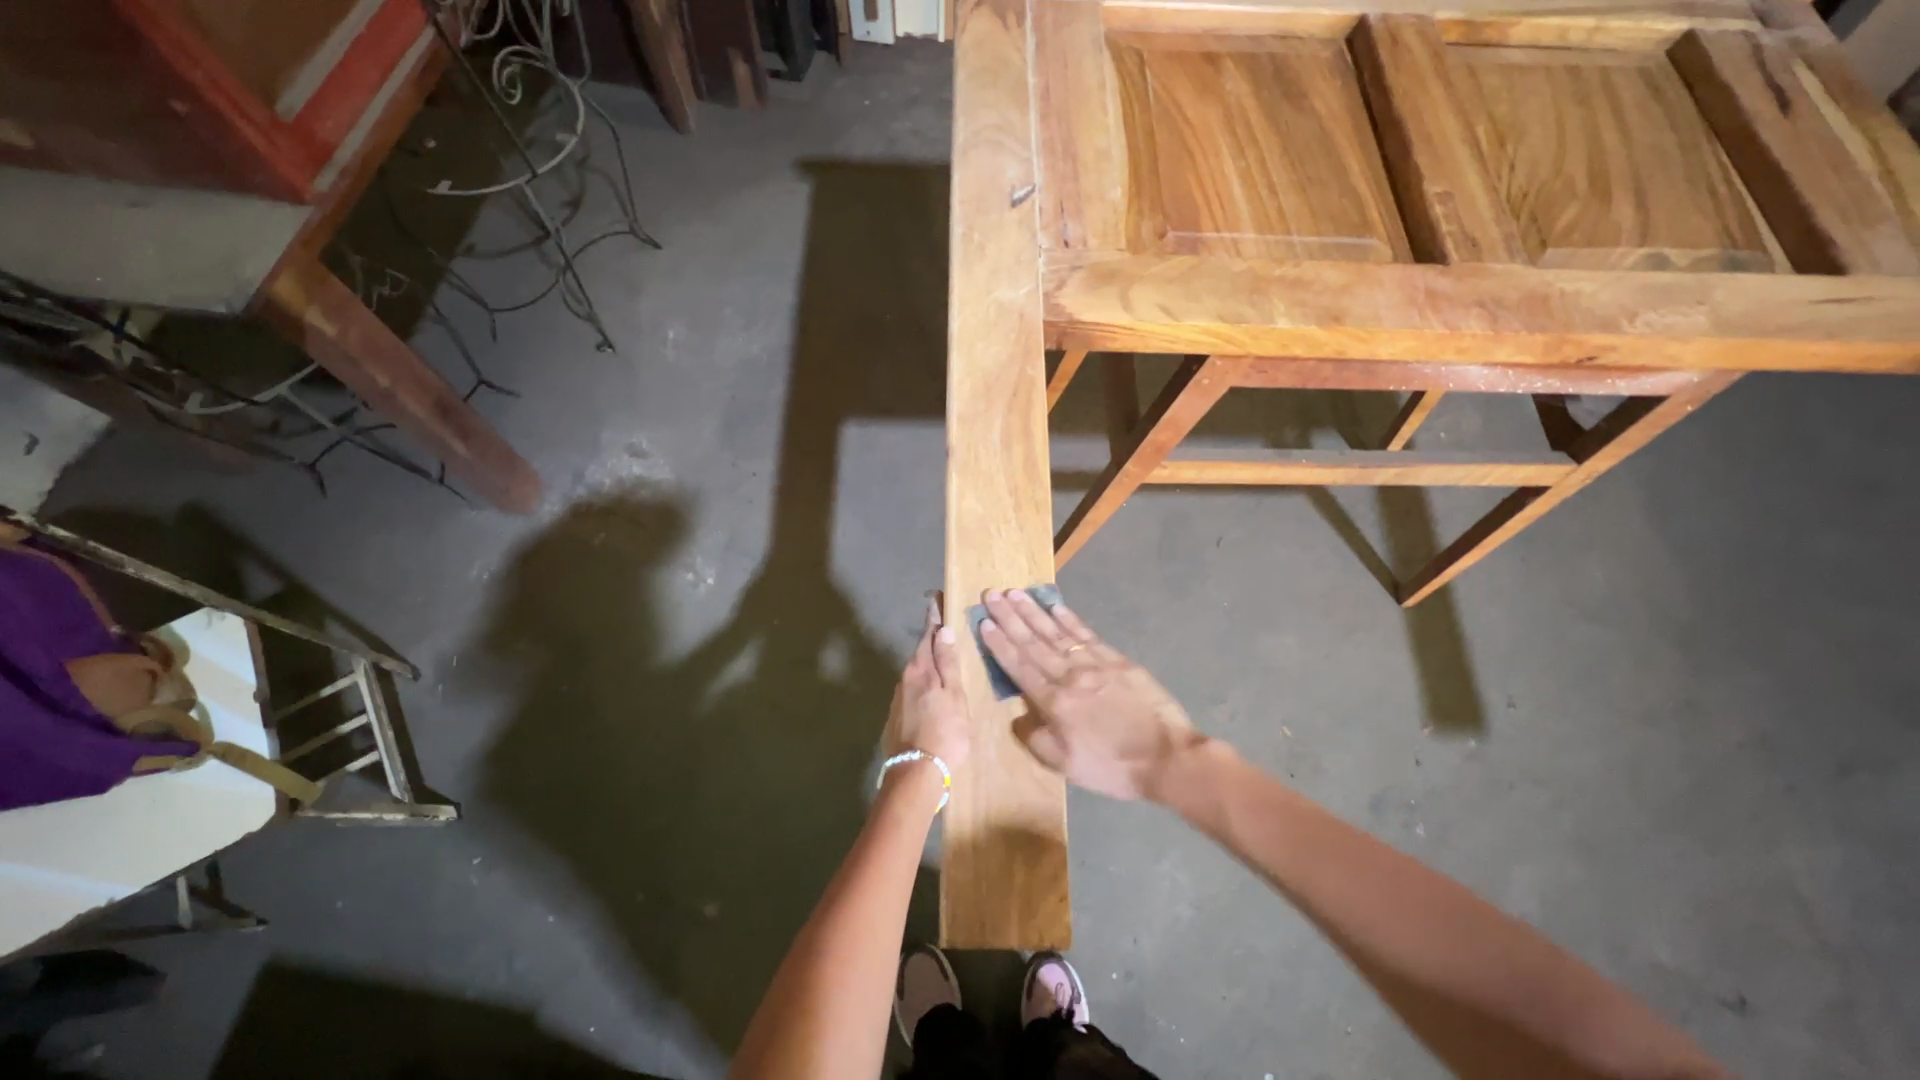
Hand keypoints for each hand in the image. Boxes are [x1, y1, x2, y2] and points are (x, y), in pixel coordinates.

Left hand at [886, 597, 969, 772]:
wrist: (916, 772)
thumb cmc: (945, 732)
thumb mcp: (954, 696)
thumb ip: (948, 664)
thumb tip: (944, 630)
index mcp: (921, 669)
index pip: (928, 635)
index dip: (934, 617)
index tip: (935, 598)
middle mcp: (905, 678)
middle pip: (920, 652)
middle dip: (930, 637)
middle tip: (941, 622)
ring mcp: (898, 698)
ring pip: (915, 671)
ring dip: (927, 660)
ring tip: (940, 652)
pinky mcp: (896, 716)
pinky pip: (912, 689)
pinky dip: (922, 681)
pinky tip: (931, 688)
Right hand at [978, 589, 1203, 800]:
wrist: (1167, 757)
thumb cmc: (1112, 767)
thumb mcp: (1064, 765)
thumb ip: (1036, 739)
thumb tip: (1020, 717)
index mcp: (1054, 702)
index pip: (1019, 666)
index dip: (999, 644)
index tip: (983, 622)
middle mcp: (1070, 675)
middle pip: (1033, 642)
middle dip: (1010, 617)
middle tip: (991, 594)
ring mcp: (1096, 664)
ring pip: (1057, 633)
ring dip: (1034, 611)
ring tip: (1015, 593)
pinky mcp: (1119, 661)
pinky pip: (1087, 635)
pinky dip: (1069, 619)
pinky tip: (1056, 607)